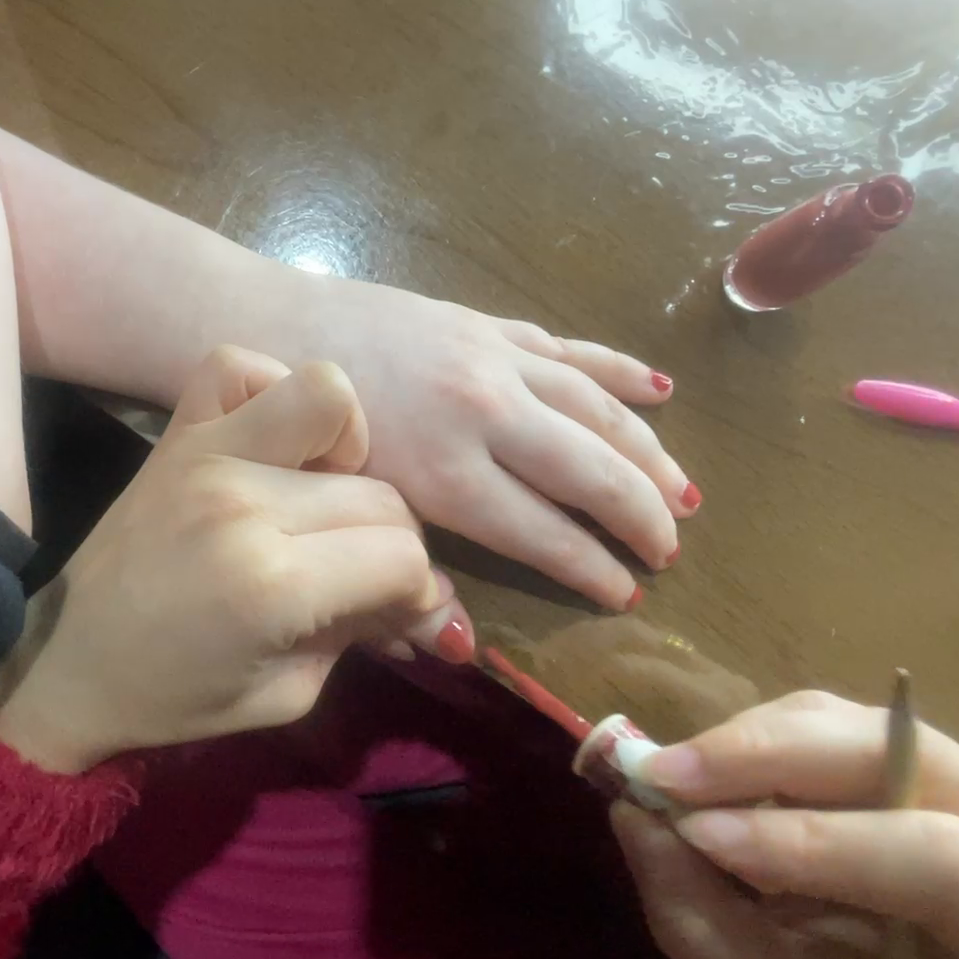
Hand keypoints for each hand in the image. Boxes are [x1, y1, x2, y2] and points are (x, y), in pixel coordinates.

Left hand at [0, 346, 467, 773]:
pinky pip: (238, 364)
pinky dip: (269, 392)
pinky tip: (272, 448)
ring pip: (328, 400)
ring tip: (321, 497)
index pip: (402, 556)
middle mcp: (243, 500)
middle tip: (364, 576)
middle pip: (380, 493)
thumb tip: (440, 606)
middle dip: (392, 543)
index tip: (400, 614)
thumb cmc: (175, 697)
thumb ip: (366, 633)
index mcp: (271, 583)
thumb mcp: (287, 693)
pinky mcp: (175, 434)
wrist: (69, 663)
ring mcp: (206, 453)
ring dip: (349, 451)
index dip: (418, 591)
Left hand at [269, 272, 695, 610]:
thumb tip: (454, 635)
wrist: (273, 333)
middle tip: (673, 550)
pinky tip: (661, 390)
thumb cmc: (296, 438)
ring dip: (648, 450)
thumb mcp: (344, 513)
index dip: (592, 570)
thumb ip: (405, 566)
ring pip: (595, 408)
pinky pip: (569, 349)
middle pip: (589, 471)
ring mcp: (492, 361)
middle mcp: (484, 416)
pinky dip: (618, 370)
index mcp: (445, 475)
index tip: (627, 596)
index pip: (544, 534)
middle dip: (639, 516)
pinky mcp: (485, 323)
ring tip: (685, 491)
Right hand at [613, 691, 958, 958]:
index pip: (945, 861)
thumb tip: (632, 816)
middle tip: (661, 773)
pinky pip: (828, 723)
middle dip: (760, 753)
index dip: (809, 839)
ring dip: (747, 740)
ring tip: (677, 778)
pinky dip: (754, 740)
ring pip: (849, 721)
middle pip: (892, 752)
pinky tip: (714, 776)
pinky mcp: (924, 761)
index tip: (695, 834)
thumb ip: (703, 925)